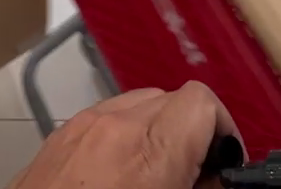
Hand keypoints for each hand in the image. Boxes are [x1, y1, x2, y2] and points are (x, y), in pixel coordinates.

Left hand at [9, 82, 238, 188]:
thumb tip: (219, 181)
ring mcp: (80, 127)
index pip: (202, 101)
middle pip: (171, 99)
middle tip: (193, 180)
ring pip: (137, 103)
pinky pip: (103, 118)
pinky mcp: (55, 138)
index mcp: (150, 152)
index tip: (225, 165)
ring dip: (154, 132)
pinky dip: (120, 137)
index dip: (222, 130)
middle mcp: (115, 126)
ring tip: (154, 179)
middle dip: (189, 134)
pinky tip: (117, 178)